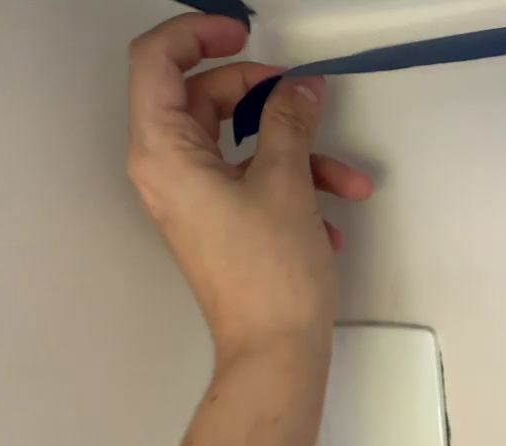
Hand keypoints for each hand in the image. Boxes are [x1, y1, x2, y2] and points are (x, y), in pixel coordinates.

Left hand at [125, 14, 373, 374]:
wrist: (276, 353)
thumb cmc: (270, 280)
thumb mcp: (287, 185)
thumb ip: (290, 122)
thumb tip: (299, 89)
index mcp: (165, 154)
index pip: (158, 62)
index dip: (198, 35)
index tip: (243, 32)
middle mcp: (170, 174)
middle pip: (202, 102)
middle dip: (262, 97)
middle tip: (301, 94)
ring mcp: (197, 204)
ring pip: (239, 149)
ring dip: (297, 155)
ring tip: (347, 178)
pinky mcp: (223, 228)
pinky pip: (252, 186)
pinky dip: (293, 190)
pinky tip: (331, 219)